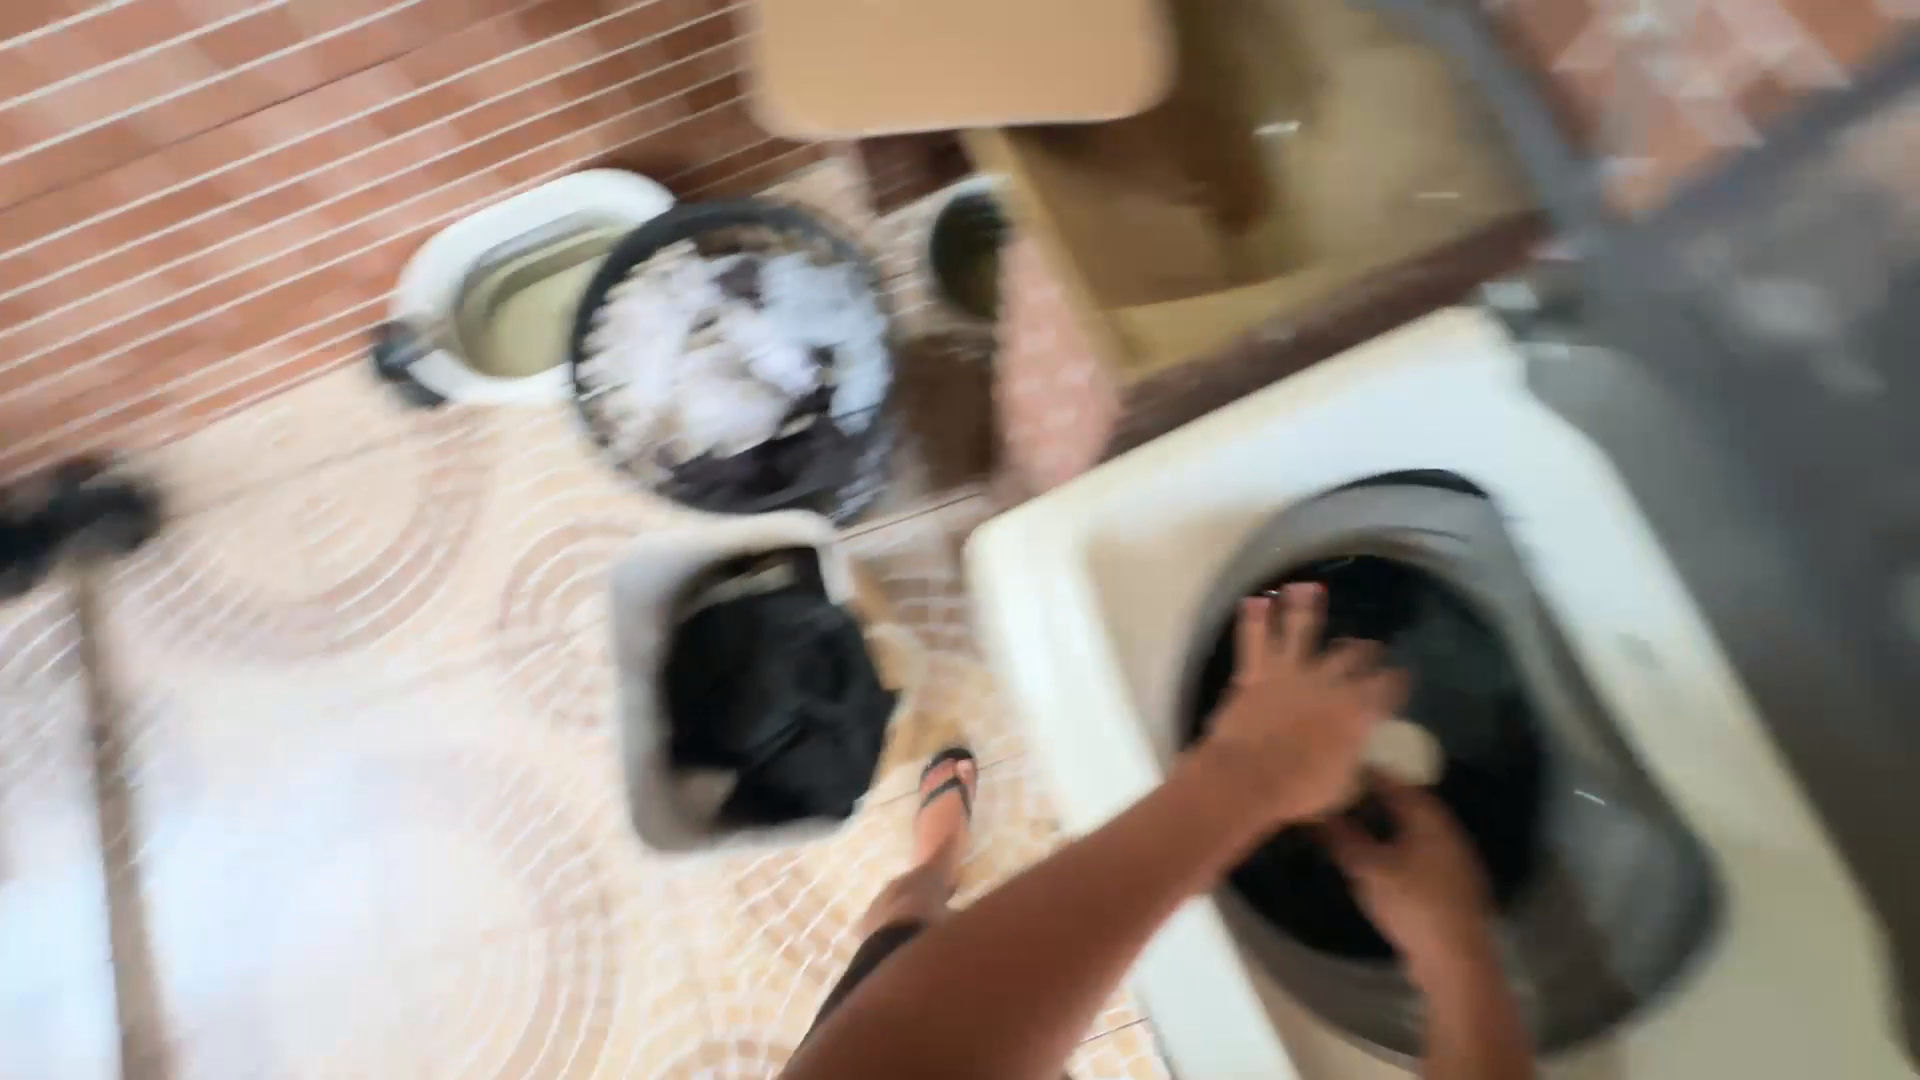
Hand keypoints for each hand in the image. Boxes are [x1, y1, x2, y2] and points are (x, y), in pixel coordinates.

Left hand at [1192, 584, 1409, 828]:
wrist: (1248, 776)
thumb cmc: (1299, 790)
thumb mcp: (1343, 786)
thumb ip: (1353, 765)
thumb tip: (1359, 762)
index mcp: (1357, 711)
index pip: (1387, 688)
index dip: (1397, 681)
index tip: (1402, 676)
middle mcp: (1327, 683)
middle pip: (1350, 656)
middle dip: (1363, 648)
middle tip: (1368, 644)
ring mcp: (1288, 672)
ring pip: (1299, 630)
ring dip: (1304, 607)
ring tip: (1307, 587)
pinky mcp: (1253, 673)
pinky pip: (1252, 639)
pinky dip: (1252, 619)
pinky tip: (1252, 601)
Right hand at [1323, 779, 1497, 985]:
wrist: (1456, 962)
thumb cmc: (1411, 903)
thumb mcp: (1365, 866)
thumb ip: (1338, 834)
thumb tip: (1312, 810)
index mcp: (1429, 818)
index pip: (1393, 781)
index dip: (1363, 772)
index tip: (1333, 769)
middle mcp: (1446, 831)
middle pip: (1404, 802)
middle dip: (1370, 797)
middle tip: (1335, 794)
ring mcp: (1452, 858)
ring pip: (1410, 827)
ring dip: (1381, 821)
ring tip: (1347, 822)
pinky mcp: (1450, 883)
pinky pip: (1416, 848)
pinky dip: (1392, 842)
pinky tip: (1372, 854)